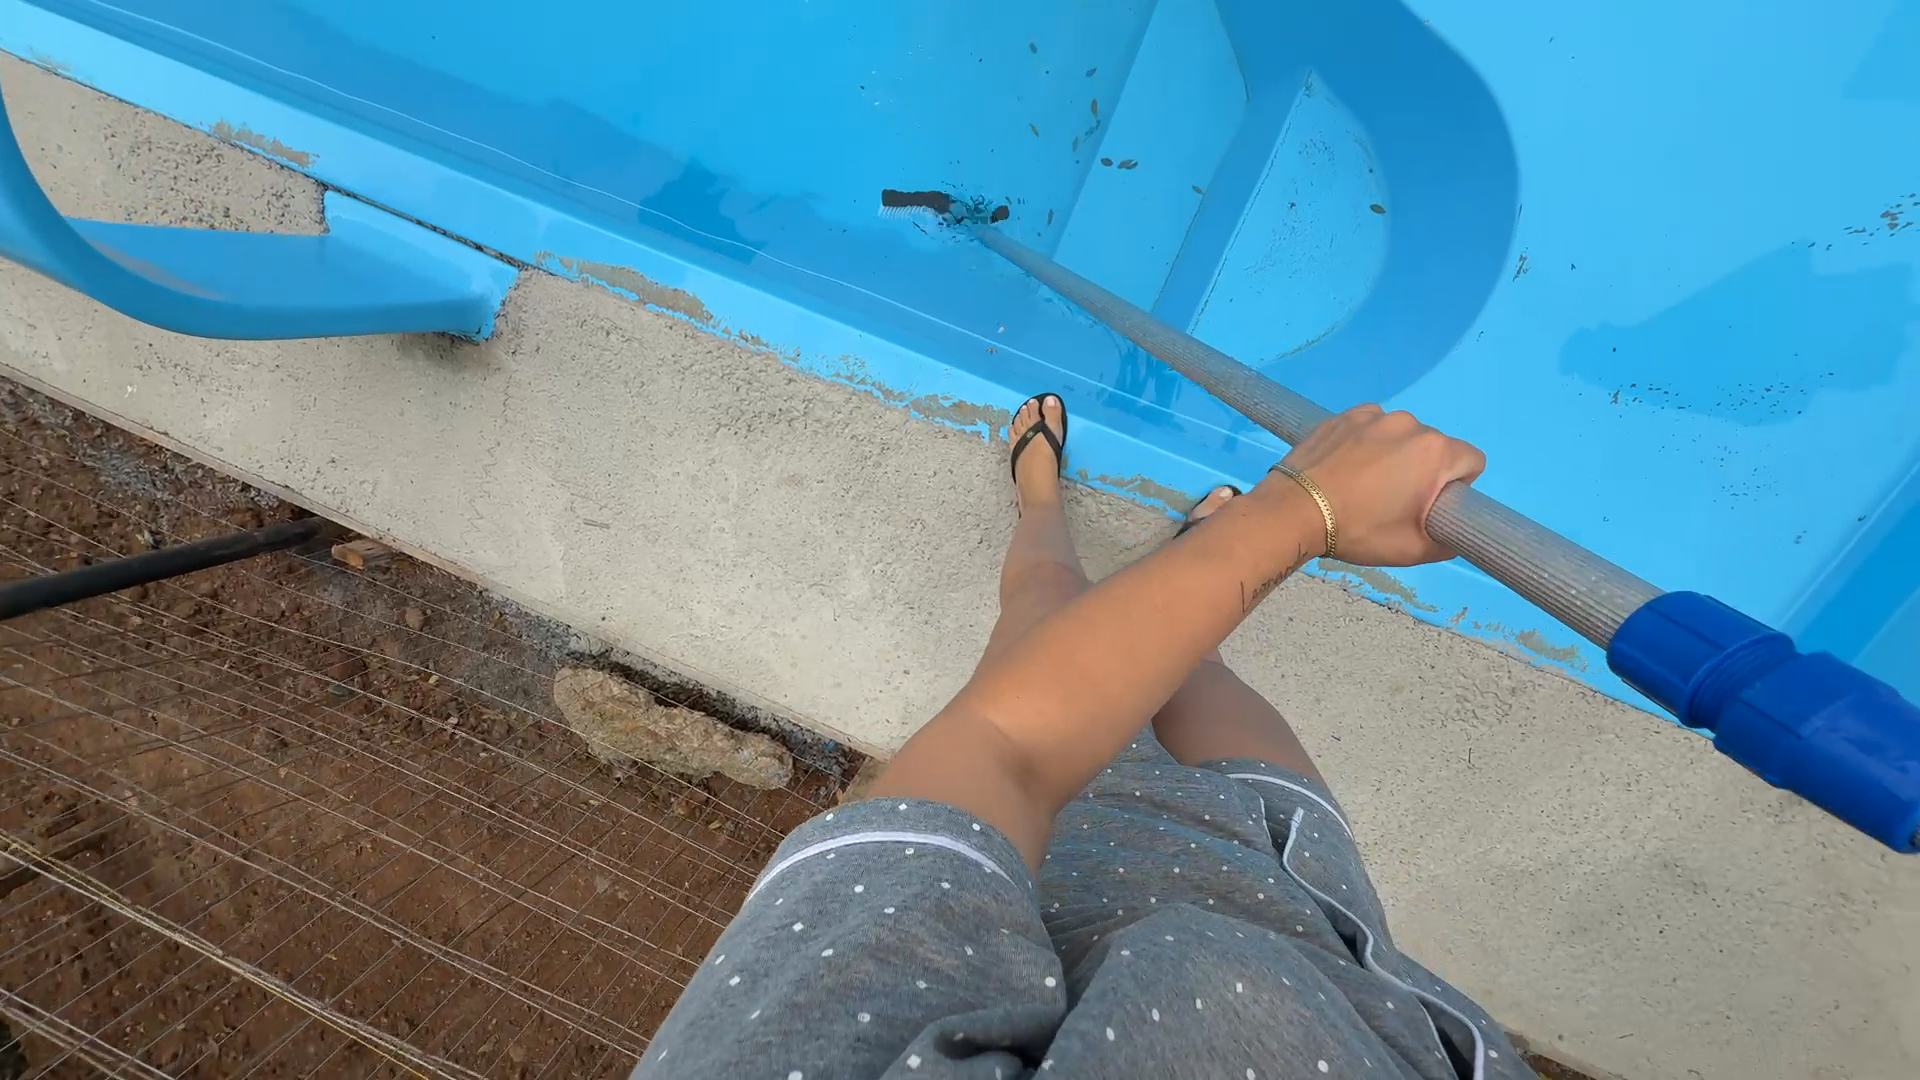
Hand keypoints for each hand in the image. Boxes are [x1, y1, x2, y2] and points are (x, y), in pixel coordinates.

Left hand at [1255, 405, 1484, 566]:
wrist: (1291, 511)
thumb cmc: (1355, 530)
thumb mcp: (1412, 550)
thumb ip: (1447, 542)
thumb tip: (1452, 535)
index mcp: (1435, 451)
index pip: (1471, 462)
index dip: (1455, 486)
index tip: (1425, 504)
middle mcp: (1408, 424)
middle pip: (1433, 447)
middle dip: (1420, 470)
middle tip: (1387, 498)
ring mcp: (1371, 416)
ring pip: (1399, 435)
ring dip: (1391, 453)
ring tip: (1360, 483)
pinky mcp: (1340, 417)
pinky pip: (1367, 426)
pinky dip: (1363, 442)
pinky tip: (1343, 465)